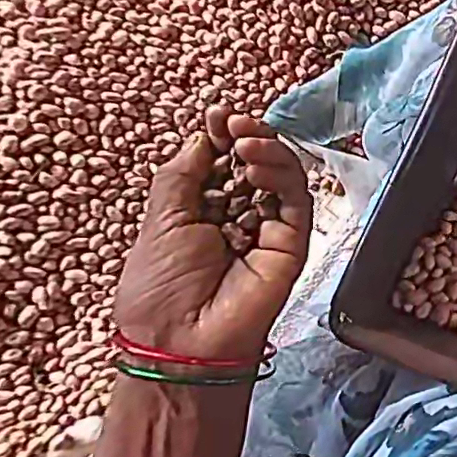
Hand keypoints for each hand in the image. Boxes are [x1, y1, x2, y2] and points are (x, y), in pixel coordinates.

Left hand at [113, 106, 312, 362]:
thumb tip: (205, 134)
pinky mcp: (292, 242)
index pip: (225, 162)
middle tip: (234, 123)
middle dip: (247, 136)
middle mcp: (242, 214)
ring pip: (282, 175)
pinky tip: (257, 165)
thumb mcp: (160, 219)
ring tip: (244, 142)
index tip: (217, 115)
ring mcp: (269, 227)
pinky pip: (296, 200)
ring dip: (266, 149)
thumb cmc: (161, 285)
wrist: (180, 340)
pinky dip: (282, 175)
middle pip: (257, 163)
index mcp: (208, 209)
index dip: (223, 135)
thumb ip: (184, 174)